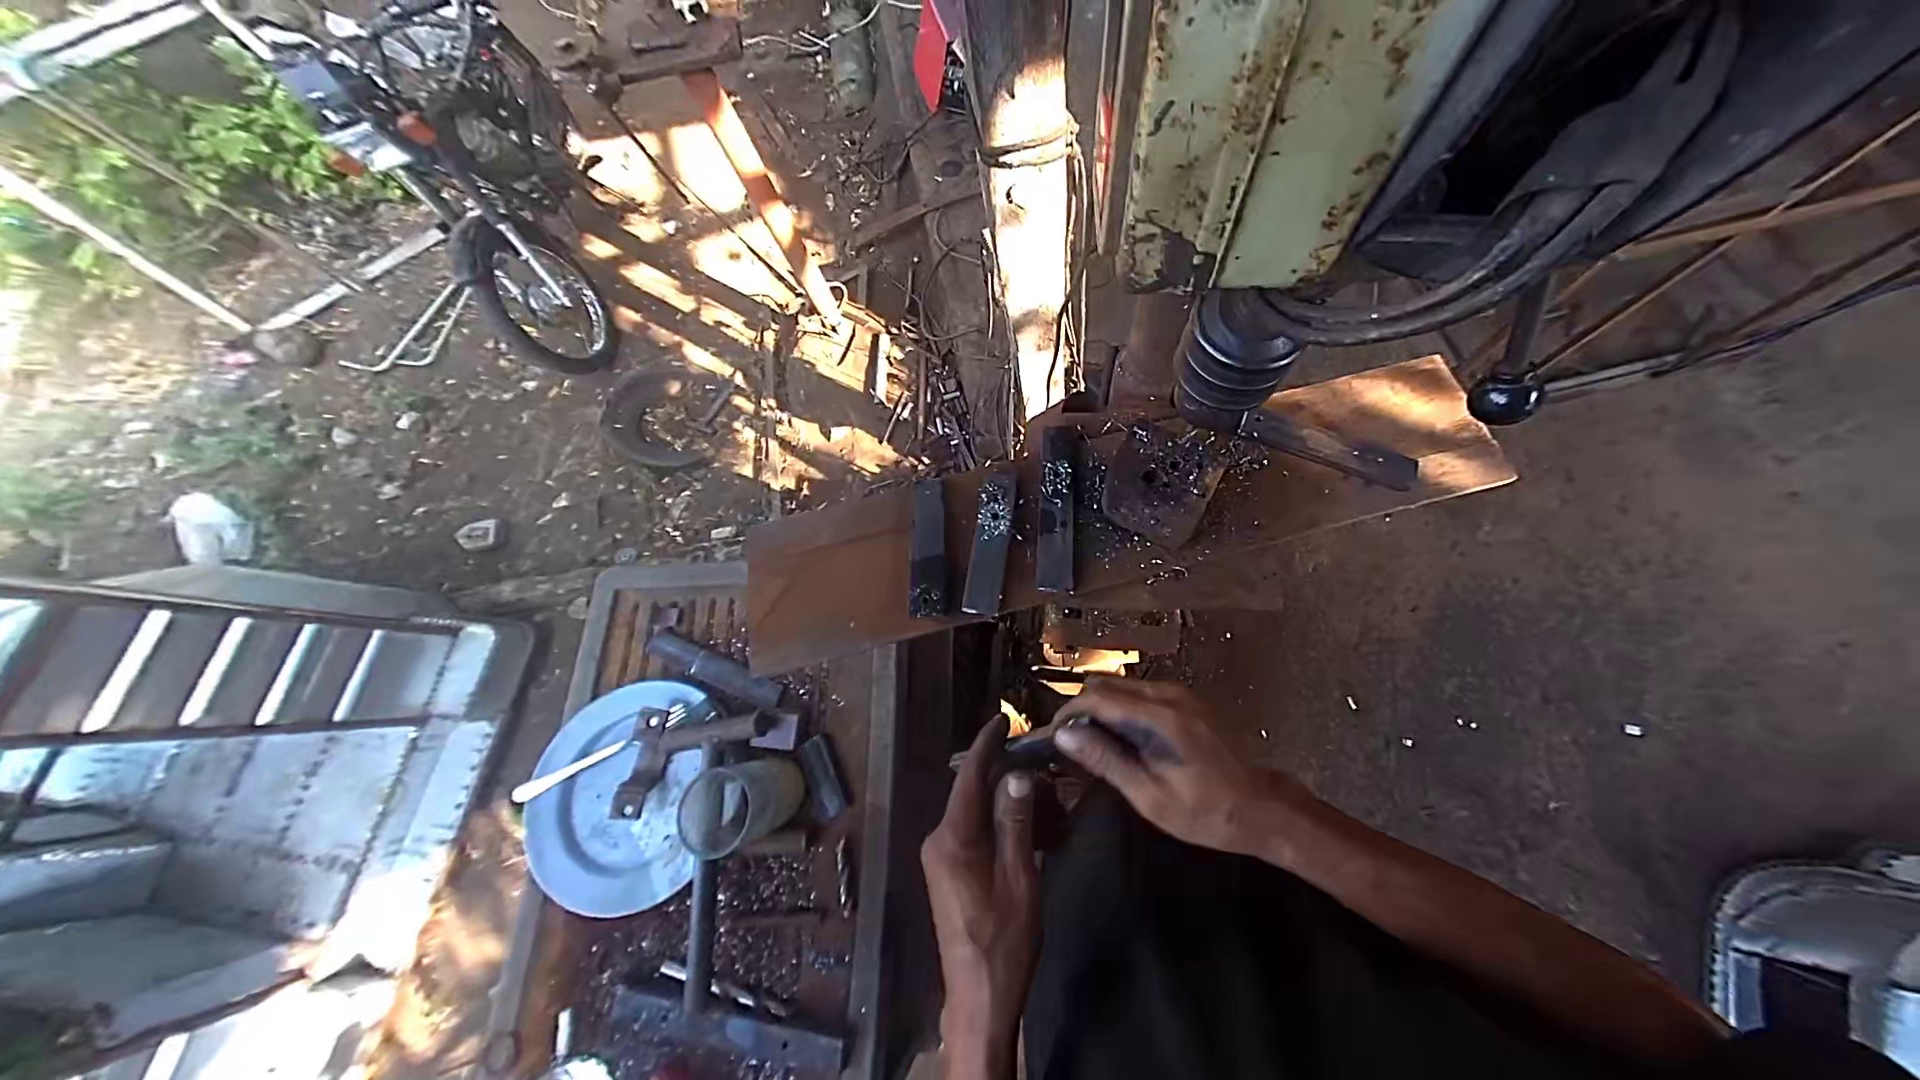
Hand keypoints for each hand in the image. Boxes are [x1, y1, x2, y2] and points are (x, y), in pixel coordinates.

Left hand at [921, 716, 1039, 1079]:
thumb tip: (1018, 776)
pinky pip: (973, 834)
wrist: (978, 997)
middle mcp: (939, 840)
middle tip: (1041, 768)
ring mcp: (940, 857)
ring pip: (975, 813)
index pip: (970, 776)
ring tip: (1045, 801)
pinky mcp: (948, 871)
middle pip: (973, 792)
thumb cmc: (1003, 939)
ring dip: (1006, 803)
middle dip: (1005, 776)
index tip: (1002, 719)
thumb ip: (1016, 824)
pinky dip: (999, 825)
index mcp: (952, 837)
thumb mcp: (1019, 879)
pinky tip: (1029, 829)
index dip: (986, 744)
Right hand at [1052, 677, 1308, 856]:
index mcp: (1159, 719)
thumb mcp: (1149, 796)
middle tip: (1071, 743)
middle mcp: (1168, 695)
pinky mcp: (1186, 700)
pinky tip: (1122, 738)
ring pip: (1121, 686)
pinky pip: (1140, 693)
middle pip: (1106, 685)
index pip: (1097, 698)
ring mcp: (1180, 694)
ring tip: (1093, 744)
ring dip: (1101, 707)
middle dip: (1081, 709)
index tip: (1053, 737)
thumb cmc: (1206, 813)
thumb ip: (1106, 760)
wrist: (1262, 809)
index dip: (1068, 713)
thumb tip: (1065, 736)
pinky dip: (1121, 708)